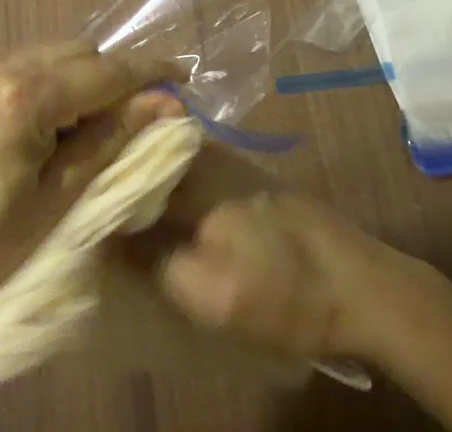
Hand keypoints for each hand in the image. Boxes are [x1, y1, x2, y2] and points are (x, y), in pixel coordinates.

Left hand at [0, 41, 181, 355]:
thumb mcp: (60, 200)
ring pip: (59, 57)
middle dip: (118, 80)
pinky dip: (61, 88)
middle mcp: (0, 64)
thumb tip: (167, 102)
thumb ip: (113, 140)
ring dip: (90, 83)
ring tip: (108, 130)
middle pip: (82, 54)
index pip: (105, 70)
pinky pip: (33, 69)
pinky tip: (66, 128)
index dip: (150, 74)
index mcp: (23, 94)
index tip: (188, 82)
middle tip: (147, 122)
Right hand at [120, 147, 389, 361]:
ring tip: (126, 217)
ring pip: (176, 165)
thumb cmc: (287, 295)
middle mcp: (217, 158)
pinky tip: (173, 219)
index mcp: (199, 178)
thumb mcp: (208, 294)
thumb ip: (151, 262)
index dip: (101, 182)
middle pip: (152, 156)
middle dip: (122, 179)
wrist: (372, 292)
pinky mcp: (259, 184)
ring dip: (150, 186)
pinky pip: (200, 176)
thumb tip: (103, 237)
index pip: (130, 163)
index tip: (79, 203)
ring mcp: (242, 168)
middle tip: (97, 210)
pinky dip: (177, 193)